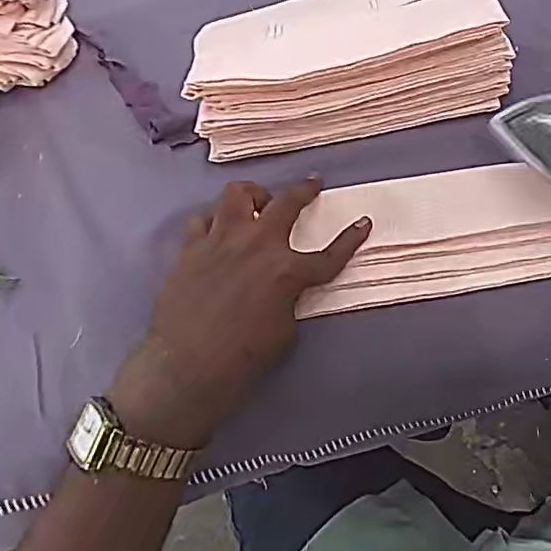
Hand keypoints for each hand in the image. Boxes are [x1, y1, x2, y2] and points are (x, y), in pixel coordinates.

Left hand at [109, 179, 370, 447]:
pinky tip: (218, 230)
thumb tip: (283, 286)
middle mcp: (257, 245)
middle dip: (304, 189)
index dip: (351, 239)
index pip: (329, 254)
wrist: (187, 366)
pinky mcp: (191, 249)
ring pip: (237, 194)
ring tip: (258, 204)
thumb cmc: (244, 356)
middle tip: (312, 184)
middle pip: (287, 203)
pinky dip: (214, 220)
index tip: (363, 223)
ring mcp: (220, 241)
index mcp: (287, 270)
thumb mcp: (285, 328)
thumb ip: (289, 296)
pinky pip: (202, 219)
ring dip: (253, 196)